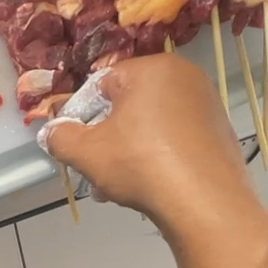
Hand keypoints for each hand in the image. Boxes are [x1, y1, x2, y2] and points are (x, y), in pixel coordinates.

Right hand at [42, 55, 267, 248]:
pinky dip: (152, 153)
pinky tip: (143, 181)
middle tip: (91, 166)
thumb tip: (52, 131)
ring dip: (124, 148)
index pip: (99, 84)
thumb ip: (59, 136)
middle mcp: (182, 75)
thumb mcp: (84, 152)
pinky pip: (170, 134)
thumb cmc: (139, 164)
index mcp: (151, 70)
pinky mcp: (215, 125)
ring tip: (113, 183)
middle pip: (124, 104)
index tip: (72, 143)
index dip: (78, 114)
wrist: (201, 198)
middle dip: (103, 136)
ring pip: (146, 122)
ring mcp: (204, 100)